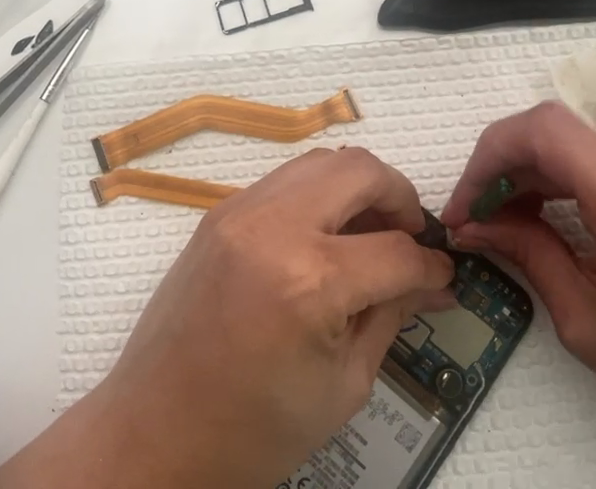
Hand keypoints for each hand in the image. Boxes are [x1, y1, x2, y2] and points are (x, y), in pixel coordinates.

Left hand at [0, 147, 453, 488]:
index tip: (443, 277)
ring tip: (370, 232)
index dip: (432, 266)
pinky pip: (285, 179)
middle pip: (361, 170)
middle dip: (401, 198)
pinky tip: (327, 235)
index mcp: (309, 282)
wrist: (152, 433)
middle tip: (410, 238)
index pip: (396, 251)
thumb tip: (434, 281)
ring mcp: (239, 212)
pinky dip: (319, 193)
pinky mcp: (218, 214)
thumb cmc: (252, 430)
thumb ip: (390, 316)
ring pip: (322, 161)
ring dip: (359, 186)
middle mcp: (273, 227)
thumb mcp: (342, 386)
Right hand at [440, 102, 595, 455]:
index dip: (491, 156)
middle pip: (558, 133)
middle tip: (476, 220)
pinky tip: (549, 219)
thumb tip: (474, 226)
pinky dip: (569, 183)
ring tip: (505, 223)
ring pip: (582, 146)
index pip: (545, 131)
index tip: (467, 206)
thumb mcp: (587, 320)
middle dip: (505, 169)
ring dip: (534, 175)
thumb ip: (528, 254)